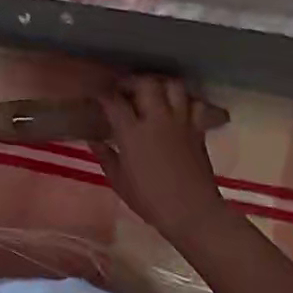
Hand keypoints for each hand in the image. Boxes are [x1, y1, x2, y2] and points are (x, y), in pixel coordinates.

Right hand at [93, 76, 230, 242]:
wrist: (191, 210)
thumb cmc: (148, 199)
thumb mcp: (118, 180)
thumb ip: (106, 156)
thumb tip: (94, 140)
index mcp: (132, 134)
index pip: (114, 103)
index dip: (104, 95)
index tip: (98, 95)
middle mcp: (157, 120)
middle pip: (146, 84)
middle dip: (133, 82)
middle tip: (124, 90)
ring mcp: (181, 122)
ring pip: (173, 86)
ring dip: (160, 85)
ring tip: (152, 93)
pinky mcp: (198, 129)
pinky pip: (195, 104)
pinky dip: (186, 101)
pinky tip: (177, 109)